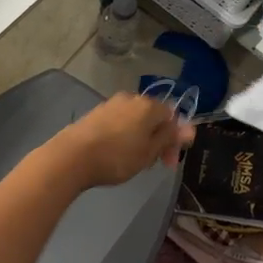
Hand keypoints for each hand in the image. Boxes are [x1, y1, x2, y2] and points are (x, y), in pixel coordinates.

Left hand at [51, 93, 195, 188]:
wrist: (72, 156)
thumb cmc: (117, 157)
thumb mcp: (148, 153)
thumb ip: (169, 138)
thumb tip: (190, 127)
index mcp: (149, 106)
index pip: (172, 116)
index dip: (175, 139)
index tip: (169, 161)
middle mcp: (132, 98)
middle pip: (153, 116)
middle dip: (157, 138)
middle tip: (152, 164)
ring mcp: (112, 104)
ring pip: (135, 119)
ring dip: (140, 137)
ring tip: (133, 160)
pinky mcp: (96, 113)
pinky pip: (119, 122)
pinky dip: (123, 135)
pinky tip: (116, 152)